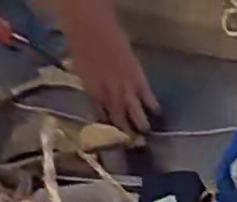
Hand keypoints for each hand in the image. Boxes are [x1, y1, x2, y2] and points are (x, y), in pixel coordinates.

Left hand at [59, 0, 160, 132]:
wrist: (91, 26)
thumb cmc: (80, 41)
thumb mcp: (79, 67)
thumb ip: (89, 83)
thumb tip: (96, 94)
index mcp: (94, 94)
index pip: (102, 117)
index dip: (108, 127)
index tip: (113, 135)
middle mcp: (111, 98)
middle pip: (121, 121)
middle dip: (127, 132)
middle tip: (133, 141)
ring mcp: (127, 91)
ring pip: (137, 116)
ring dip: (141, 125)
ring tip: (146, 132)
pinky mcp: (140, 82)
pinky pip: (149, 100)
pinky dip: (153, 107)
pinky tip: (157, 112)